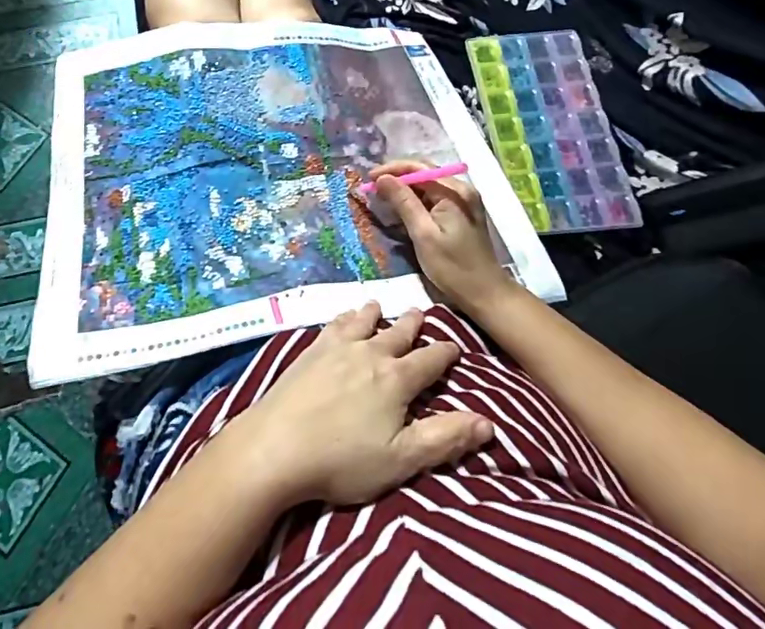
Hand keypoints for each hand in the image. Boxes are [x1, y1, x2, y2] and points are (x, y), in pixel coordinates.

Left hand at [219, 302, 493, 507]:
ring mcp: (335, 349)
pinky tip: (341, 318)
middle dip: (412, 325)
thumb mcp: (402, 459)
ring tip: (379, 305)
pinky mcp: (309, 351)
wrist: (276, 445)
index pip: (429, 360)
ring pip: (362, 322)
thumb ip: (445, 438)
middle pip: (396, 334)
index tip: (455, 347)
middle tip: (421, 313)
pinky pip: (333, 325)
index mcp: (396, 380)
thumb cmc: (343, 459)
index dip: (445, 354)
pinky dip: (343, 317)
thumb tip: (488, 422)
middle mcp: (368, 354)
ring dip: (375, 314)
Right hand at [370, 160, 517, 313]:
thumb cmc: (453, 267)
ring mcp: (464, 201)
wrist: (485, 293)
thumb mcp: (423, 234)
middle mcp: (461, 190)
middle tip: (372, 187)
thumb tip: (383, 178)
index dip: (391, 170)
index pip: (418, 168)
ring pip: (427, 185)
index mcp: (454, 192)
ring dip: (404, 188)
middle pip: (423, 173)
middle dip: (396, 177)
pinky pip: (434, 197)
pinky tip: (401, 208)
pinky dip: (415, 199)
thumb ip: (403, 203)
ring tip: (381, 196)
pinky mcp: (461, 212)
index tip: (368, 179)